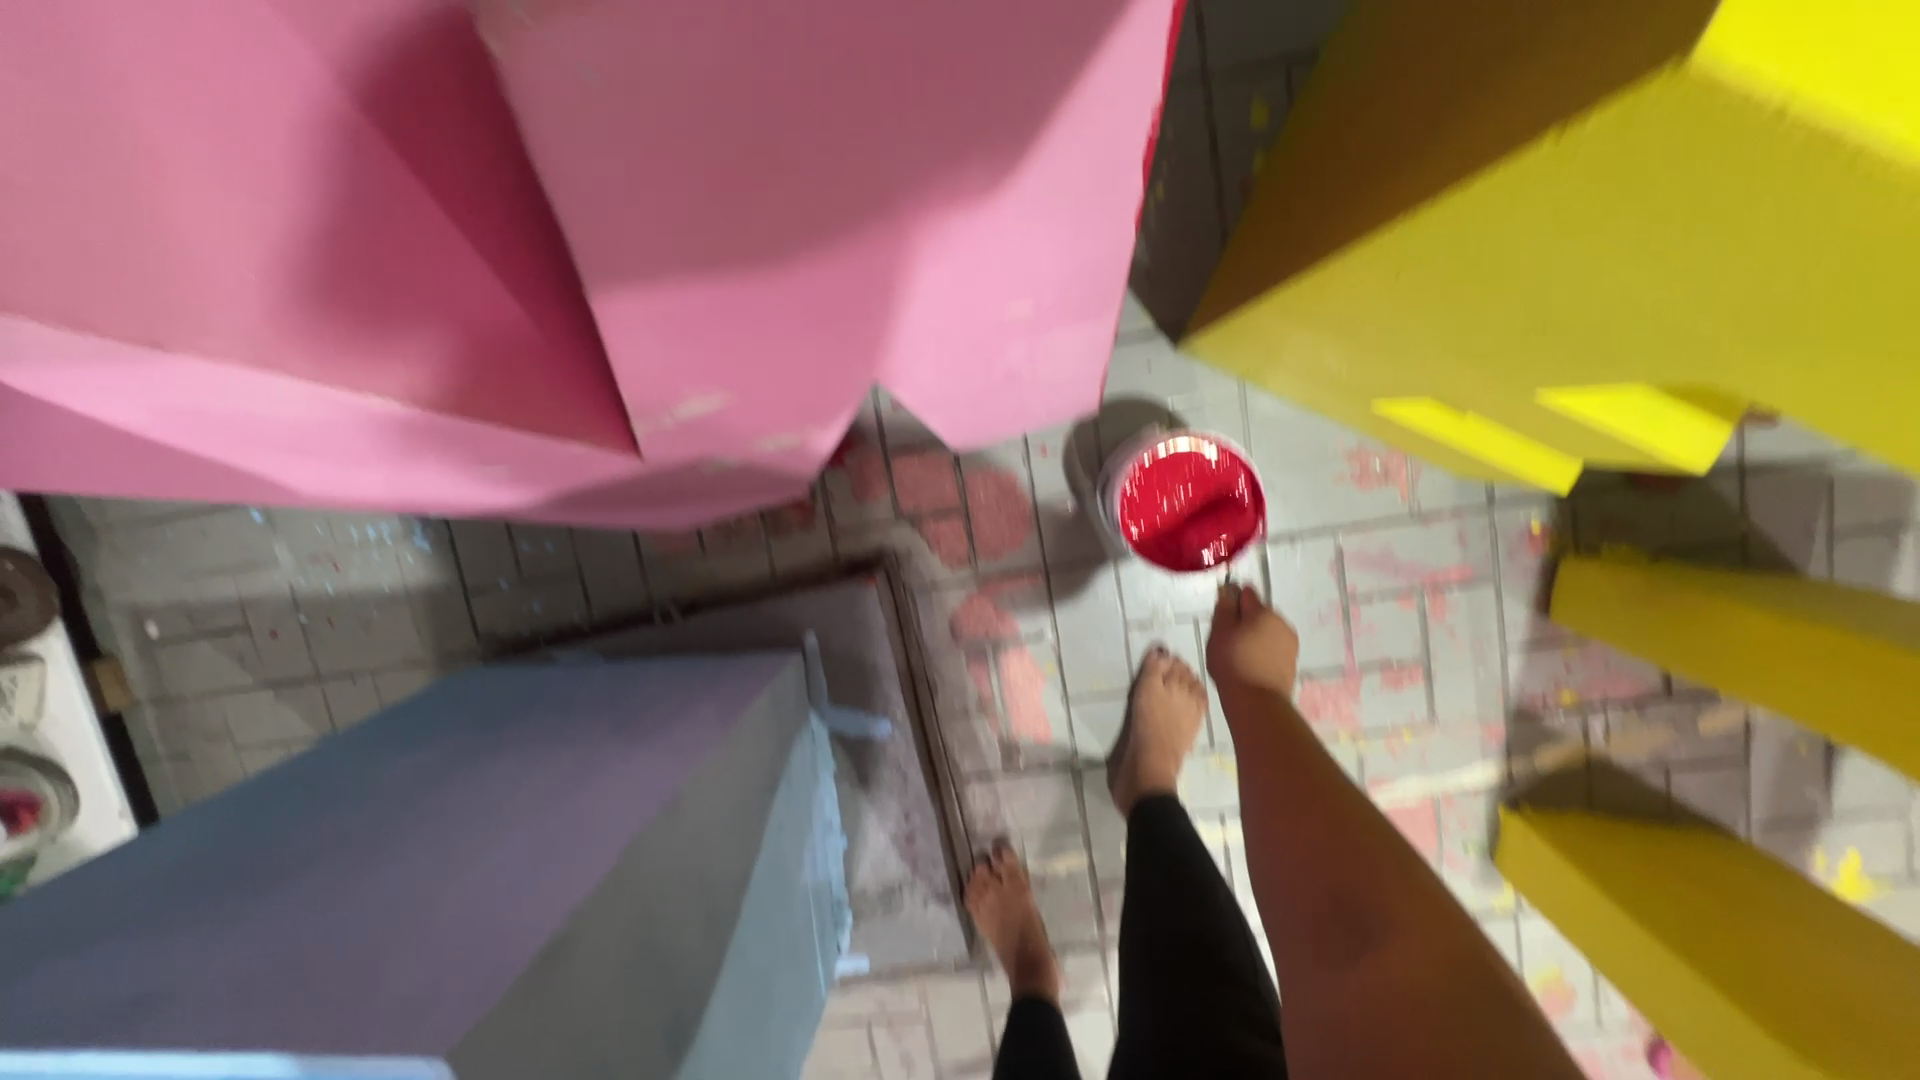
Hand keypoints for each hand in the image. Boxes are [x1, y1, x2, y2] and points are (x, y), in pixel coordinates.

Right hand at [1206, 583, 1299, 697]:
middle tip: (1226, 640)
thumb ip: (1224, 608)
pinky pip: (1273, 648)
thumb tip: (1229, 591)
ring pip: (1267, 631)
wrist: (1257, 701)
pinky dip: (1262, 652)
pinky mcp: (1291, 662)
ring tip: (1238, 656)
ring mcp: (1290, 643)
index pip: (1247, 593)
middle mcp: (1281, 622)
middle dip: (1244, 621)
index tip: (1221, 618)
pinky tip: (1250, 666)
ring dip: (1254, 637)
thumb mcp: (1219, 632)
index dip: (1232, 601)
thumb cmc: (1233, 663)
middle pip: (1258, 613)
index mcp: (1263, 611)